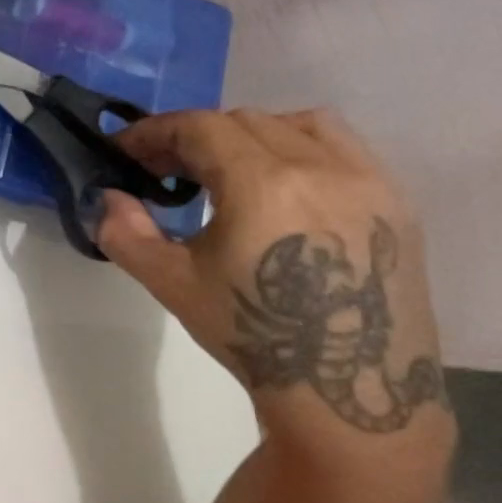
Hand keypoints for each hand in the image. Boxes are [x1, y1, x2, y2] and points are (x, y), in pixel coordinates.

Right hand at [97, 108, 446, 437]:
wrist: (346, 382)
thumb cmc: (250, 332)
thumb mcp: (169, 282)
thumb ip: (124, 231)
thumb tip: (106, 196)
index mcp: (264, 185)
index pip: (200, 127)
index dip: (153, 131)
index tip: (123, 151)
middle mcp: (323, 169)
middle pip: (244, 120)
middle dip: (192, 135)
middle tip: (159, 168)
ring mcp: (369, 181)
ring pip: (298, 123)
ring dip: (248, 134)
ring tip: (221, 171)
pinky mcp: (394, 201)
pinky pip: (343, 147)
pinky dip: (297, 147)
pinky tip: (275, 186)